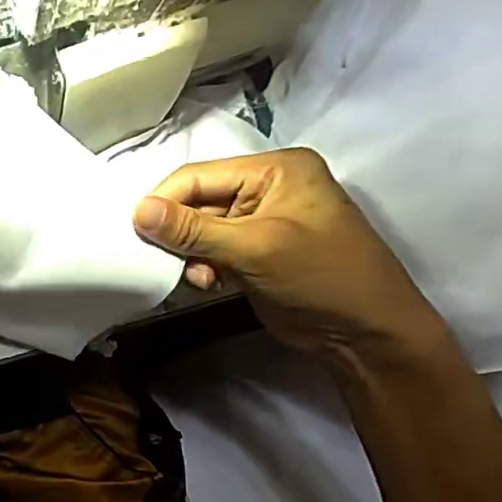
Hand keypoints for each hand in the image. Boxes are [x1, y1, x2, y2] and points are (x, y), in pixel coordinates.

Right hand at [133, 149, 456, 369]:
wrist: (364, 332)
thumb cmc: (321, 276)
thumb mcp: (255, 247)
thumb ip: (194, 229)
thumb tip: (138, 211)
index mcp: (275, 169)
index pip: (200, 175)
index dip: (165, 201)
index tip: (136, 231)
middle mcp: (265, 188)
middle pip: (198, 202)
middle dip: (180, 234)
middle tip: (168, 261)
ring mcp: (260, 223)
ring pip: (200, 230)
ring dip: (191, 255)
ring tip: (201, 278)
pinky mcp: (254, 253)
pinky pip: (211, 251)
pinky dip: (202, 267)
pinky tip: (209, 284)